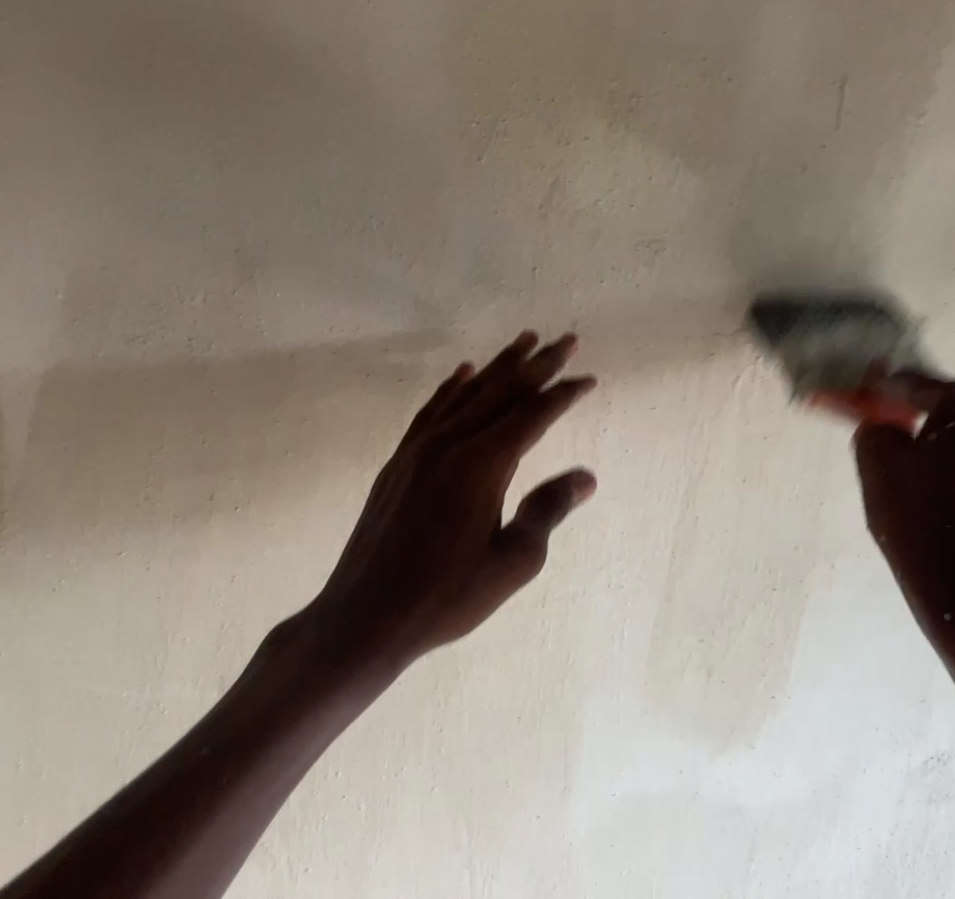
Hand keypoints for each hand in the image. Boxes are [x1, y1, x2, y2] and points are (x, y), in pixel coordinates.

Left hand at [306, 332, 597, 668]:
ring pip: (467, 393)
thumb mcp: (512, 562)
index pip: (532, 415)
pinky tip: (463, 373)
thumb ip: (548, 511)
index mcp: (482, 465)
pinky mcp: (400, 462)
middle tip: (566, 340)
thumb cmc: (446, 596)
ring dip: (499, 366)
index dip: (563, 394)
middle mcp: (450, 444)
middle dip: (537, 364)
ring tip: (524, 341)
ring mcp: (419, 450)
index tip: (588, 379)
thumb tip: (585, 477)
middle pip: (501, 392)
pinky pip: (432, 410)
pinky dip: (453, 387)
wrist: (366, 615)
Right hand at [851, 373, 954, 642]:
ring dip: (948, 460)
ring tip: (917, 494)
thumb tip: (885, 427)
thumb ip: (875, 427)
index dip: (880, 391)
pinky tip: (946, 519)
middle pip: (953, 417)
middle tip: (888, 449)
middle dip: (921, 427)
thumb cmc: (920, 521)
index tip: (858, 394)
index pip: (916, 386)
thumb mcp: (875, 462)